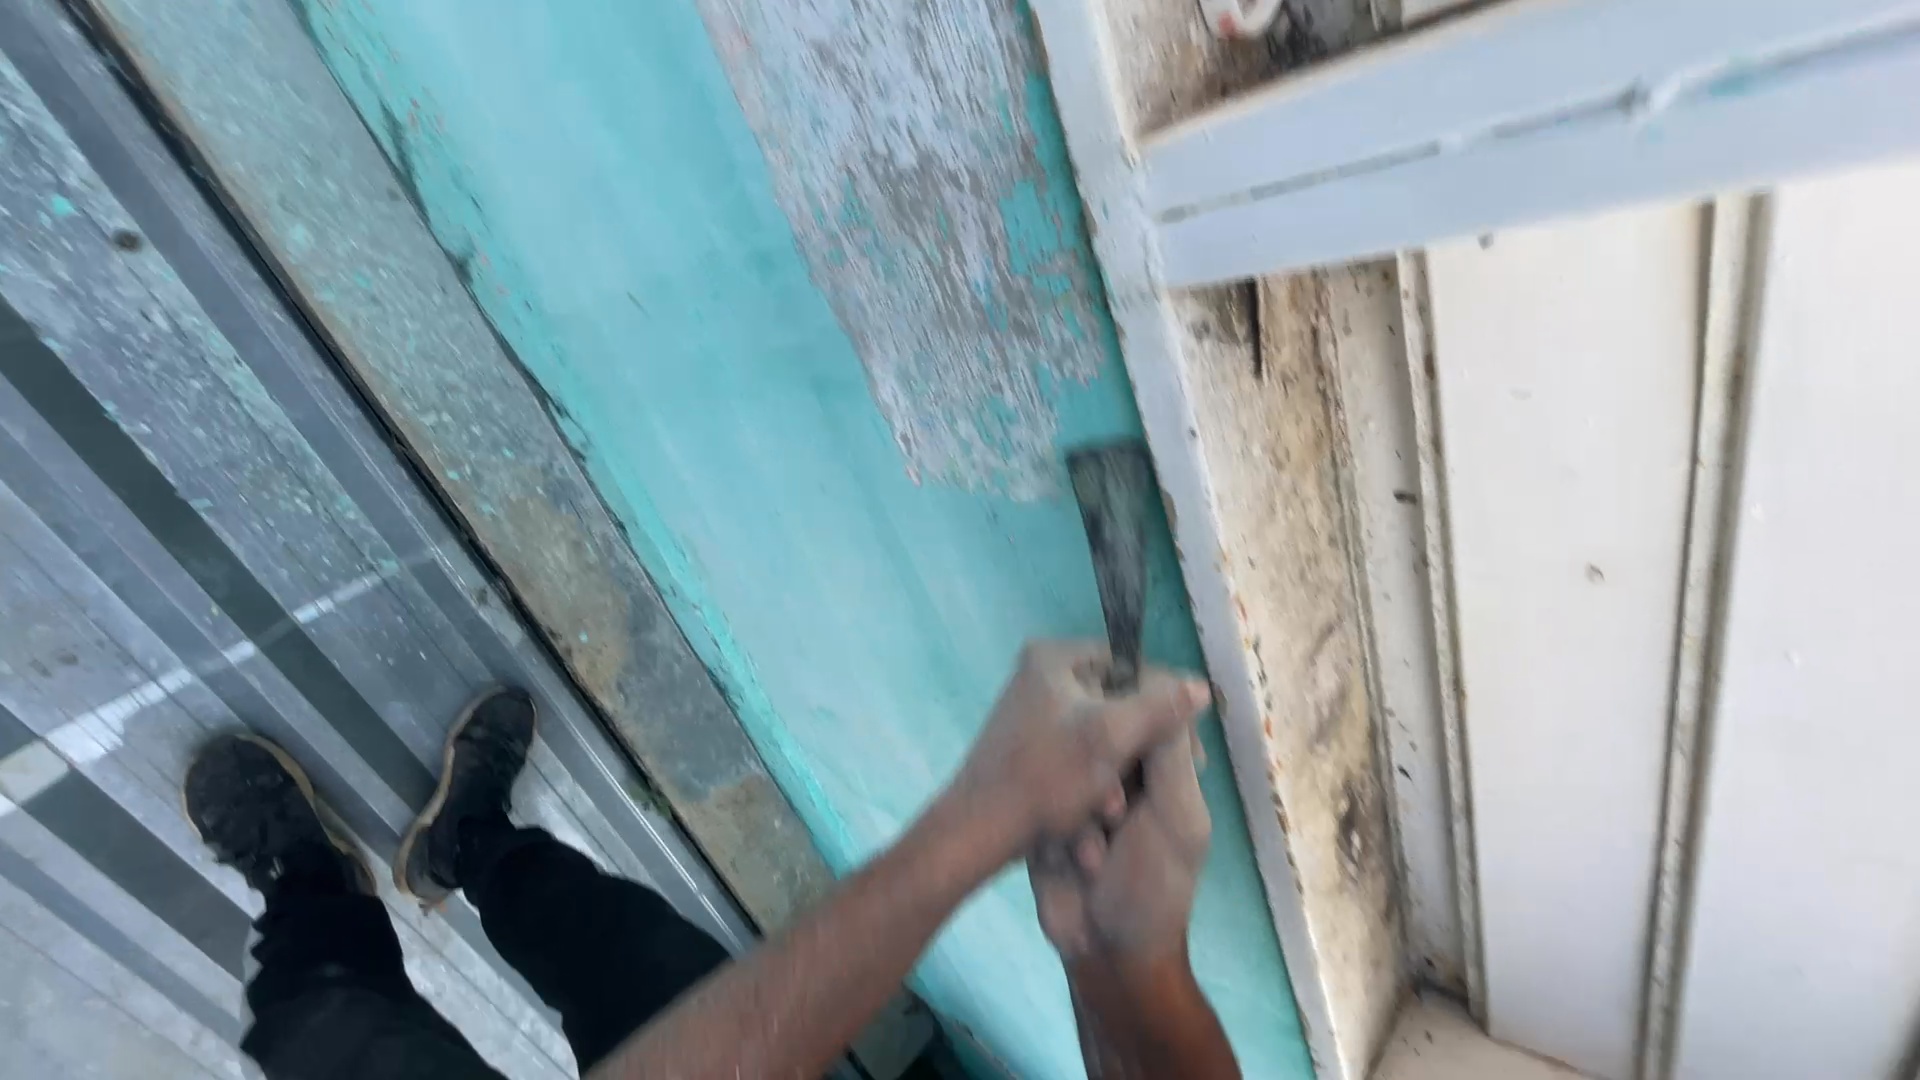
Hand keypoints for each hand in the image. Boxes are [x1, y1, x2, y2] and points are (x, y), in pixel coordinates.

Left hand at [952, 641, 1208, 854]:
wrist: (979, 830)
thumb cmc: (1046, 777)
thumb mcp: (1113, 738)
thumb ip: (1160, 708)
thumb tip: (1200, 684)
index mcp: (1053, 658)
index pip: (1128, 664)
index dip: (1161, 702)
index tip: (1186, 743)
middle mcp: (1040, 675)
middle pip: (1115, 701)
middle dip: (1138, 745)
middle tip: (1165, 779)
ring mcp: (1033, 711)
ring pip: (1099, 733)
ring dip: (1116, 770)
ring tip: (1121, 809)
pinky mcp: (1030, 744)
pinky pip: (1077, 752)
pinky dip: (1092, 780)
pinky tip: (1100, 815)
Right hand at [1029, 725, 1212, 963]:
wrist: (1105, 951)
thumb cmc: (1153, 885)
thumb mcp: (1177, 818)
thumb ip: (1172, 754)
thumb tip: (1185, 686)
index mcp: (1160, 764)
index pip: (1148, 706)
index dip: (1133, 708)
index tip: (1118, 721)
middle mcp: (1120, 767)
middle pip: (1100, 725)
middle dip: (1100, 764)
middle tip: (1113, 812)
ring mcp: (1079, 786)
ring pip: (1067, 756)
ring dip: (1079, 801)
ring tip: (1095, 847)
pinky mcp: (1046, 806)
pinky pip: (1042, 790)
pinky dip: (1055, 819)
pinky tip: (1067, 853)